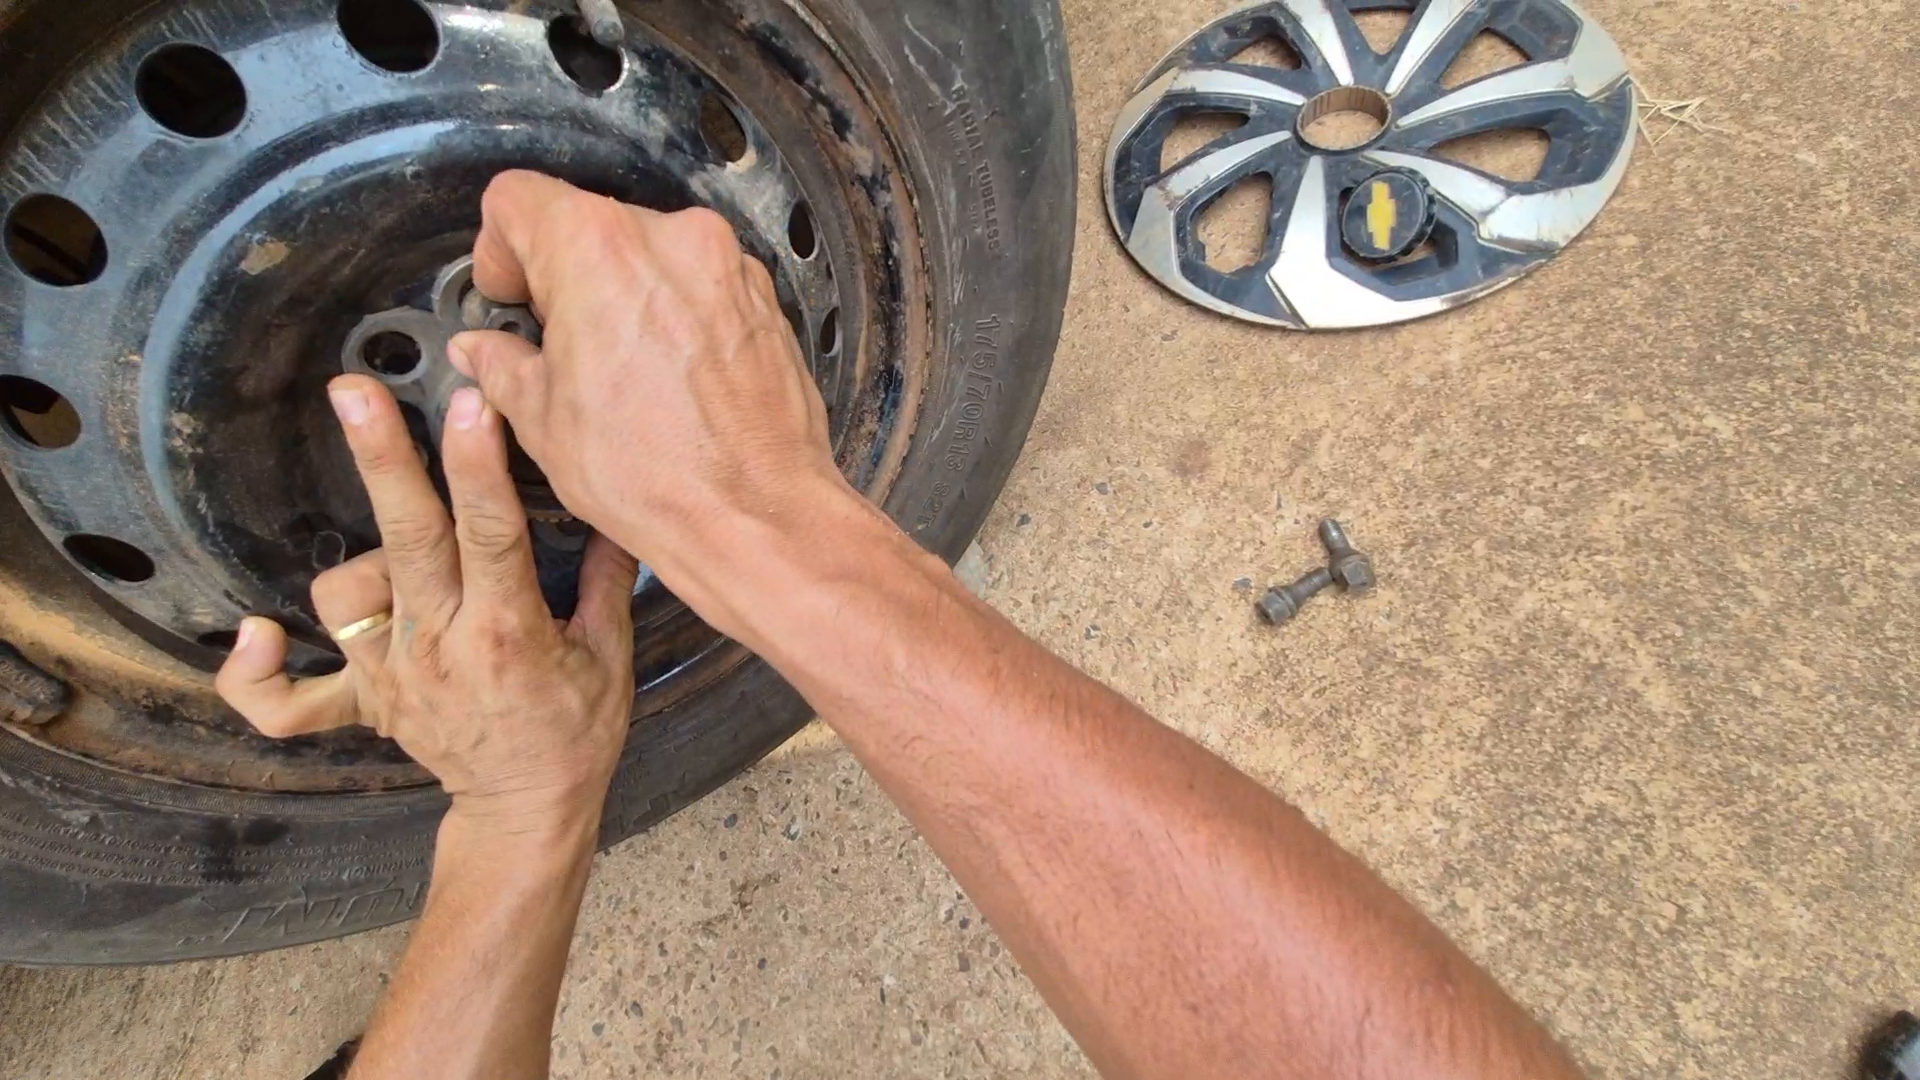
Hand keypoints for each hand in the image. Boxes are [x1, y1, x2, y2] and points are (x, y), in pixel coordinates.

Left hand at [213, 376, 640, 827]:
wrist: (529, 805)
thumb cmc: (579, 730)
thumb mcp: (610, 656)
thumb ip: (605, 582)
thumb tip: (610, 516)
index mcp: (508, 635)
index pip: (491, 536)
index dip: (479, 468)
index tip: (469, 407)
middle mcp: (437, 648)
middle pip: (405, 543)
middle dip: (383, 461)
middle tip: (355, 393)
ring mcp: (388, 679)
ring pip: (342, 597)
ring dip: (365, 560)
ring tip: (411, 556)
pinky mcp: (362, 705)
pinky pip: (283, 700)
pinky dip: (255, 671)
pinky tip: (263, 633)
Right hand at [445, 171, 855, 639]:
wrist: (760, 515)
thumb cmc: (660, 478)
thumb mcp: (544, 423)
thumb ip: (503, 366)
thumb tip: (487, 352)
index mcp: (599, 249)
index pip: (518, 201)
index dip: (499, 250)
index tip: (508, 296)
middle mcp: (675, 243)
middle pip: (595, 230)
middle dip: (569, 281)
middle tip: (565, 349)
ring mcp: (733, 274)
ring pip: (658, 262)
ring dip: (633, 301)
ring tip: (631, 377)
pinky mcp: (770, 309)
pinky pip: (708, 294)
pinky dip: (685, 321)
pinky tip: (679, 382)